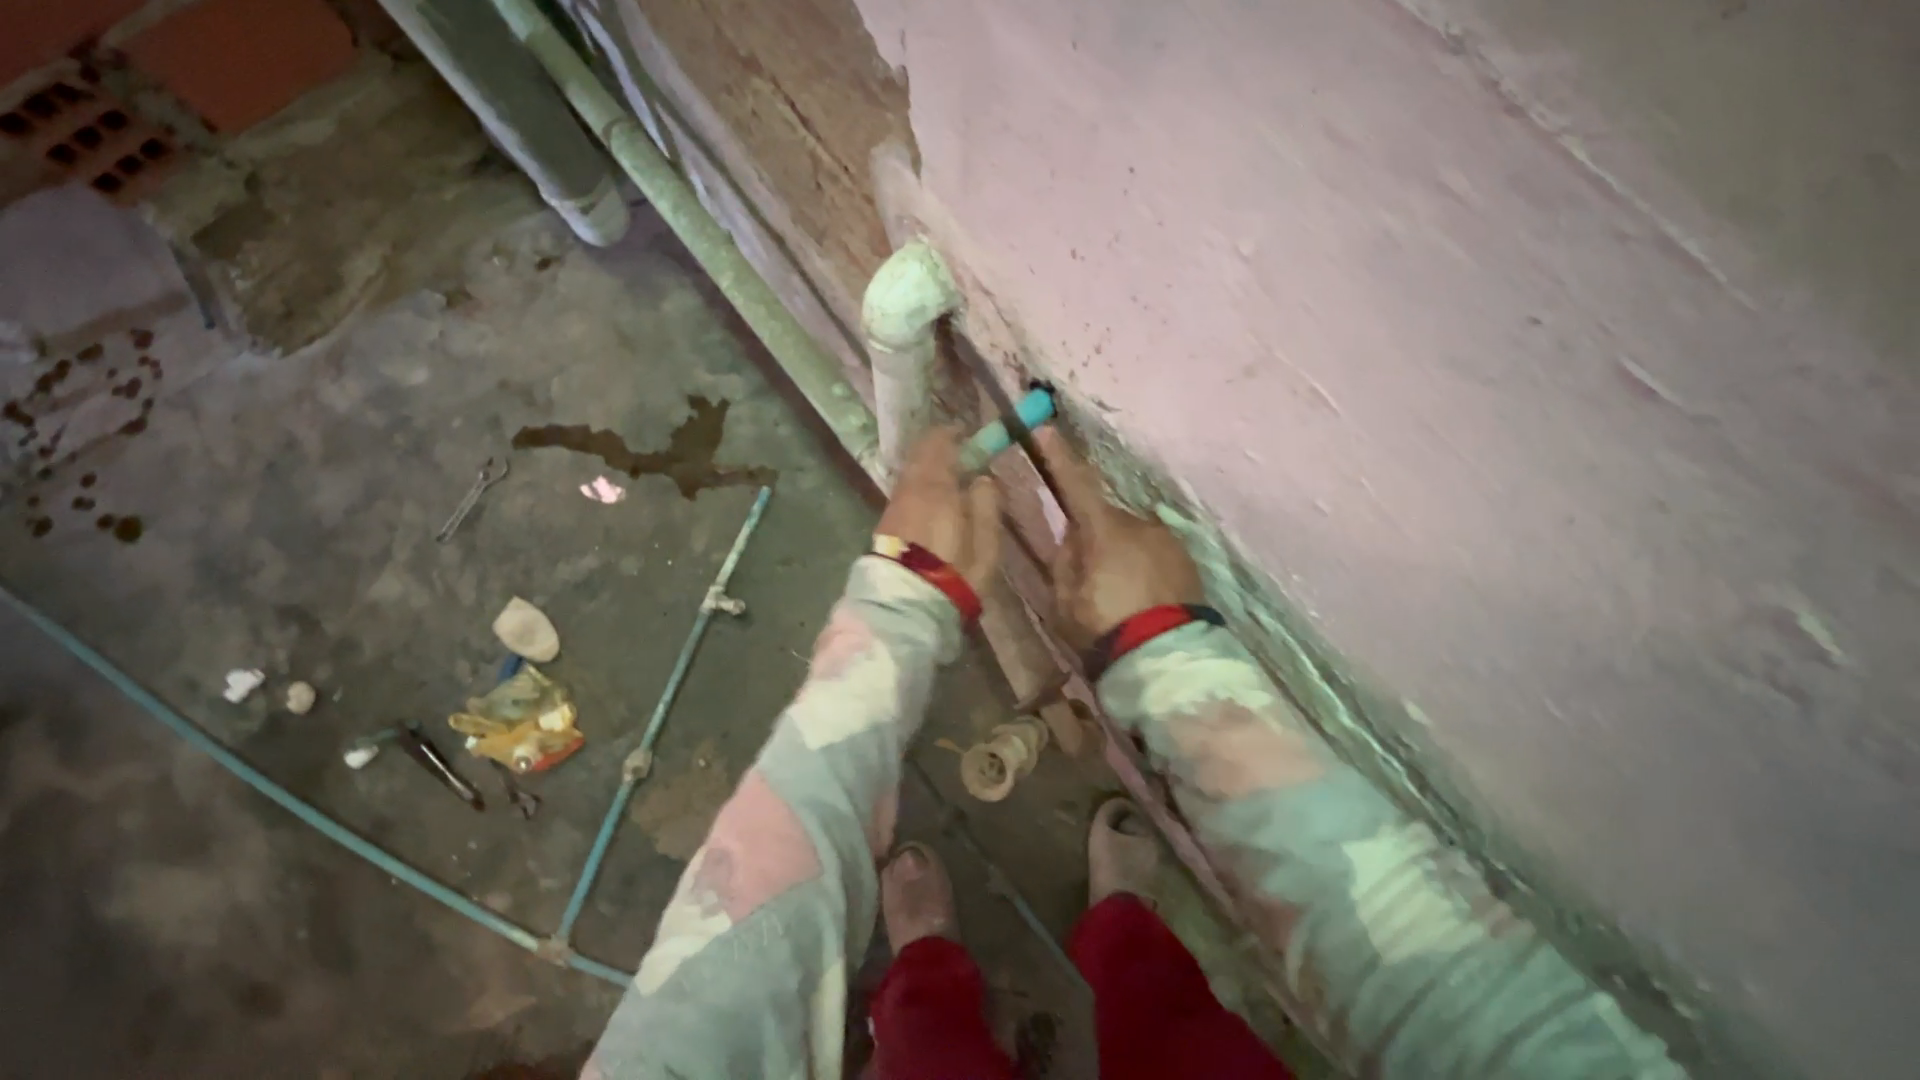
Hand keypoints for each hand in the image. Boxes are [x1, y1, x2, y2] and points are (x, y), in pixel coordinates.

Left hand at [876, 427, 1000, 590]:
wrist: (906, 605)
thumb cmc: (955, 572)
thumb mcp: (985, 542)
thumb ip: (986, 503)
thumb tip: (983, 478)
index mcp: (935, 485)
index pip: (940, 442)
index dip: (955, 434)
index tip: (969, 435)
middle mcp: (909, 488)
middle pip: (920, 455)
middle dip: (939, 449)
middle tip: (961, 456)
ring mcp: (893, 505)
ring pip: (910, 473)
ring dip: (928, 469)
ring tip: (950, 482)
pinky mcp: (885, 524)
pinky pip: (905, 492)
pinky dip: (919, 487)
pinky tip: (933, 503)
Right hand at [1036, 428, 1203, 649]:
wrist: (1167, 660)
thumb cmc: (1105, 627)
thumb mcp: (1064, 598)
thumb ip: (1065, 558)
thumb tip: (1073, 534)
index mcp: (1105, 529)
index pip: (1075, 484)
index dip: (1058, 457)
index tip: (1044, 429)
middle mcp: (1140, 524)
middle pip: (1106, 519)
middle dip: (1093, 536)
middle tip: (1086, 578)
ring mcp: (1169, 541)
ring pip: (1133, 537)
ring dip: (1121, 553)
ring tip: (1118, 596)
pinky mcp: (1188, 561)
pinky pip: (1154, 554)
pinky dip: (1143, 567)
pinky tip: (1141, 598)